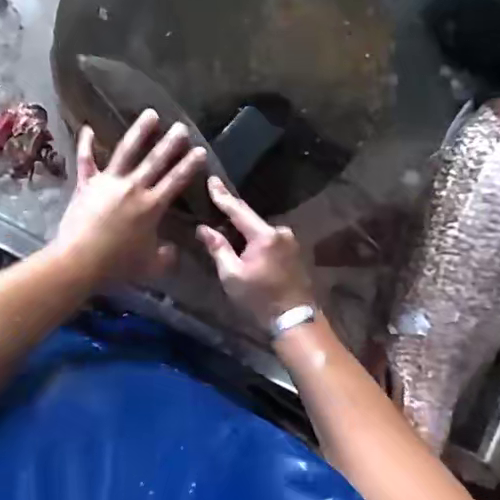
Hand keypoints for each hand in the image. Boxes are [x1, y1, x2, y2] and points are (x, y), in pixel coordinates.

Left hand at [49, 110, 206, 287]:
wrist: (79, 260)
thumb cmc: (116, 265)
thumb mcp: (150, 266)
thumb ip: (166, 257)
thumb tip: (174, 249)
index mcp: (151, 206)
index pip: (176, 181)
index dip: (190, 165)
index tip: (200, 150)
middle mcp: (133, 188)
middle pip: (155, 160)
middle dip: (171, 143)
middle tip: (181, 127)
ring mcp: (108, 183)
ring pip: (126, 151)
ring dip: (139, 132)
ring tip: (150, 114)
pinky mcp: (85, 184)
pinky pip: (85, 160)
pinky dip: (85, 144)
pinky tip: (86, 127)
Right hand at [197, 177, 317, 326]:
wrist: (296, 320)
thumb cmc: (259, 299)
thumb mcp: (231, 275)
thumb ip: (218, 248)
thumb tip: (203, 228)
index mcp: (265, 235)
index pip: (238, 210)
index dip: (222, 195)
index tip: (212, 179)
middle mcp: (281, 232)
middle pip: (249, 219)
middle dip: (231, 214)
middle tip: (213, 205)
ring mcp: (291, 241)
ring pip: (259, 230)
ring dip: (243, 231)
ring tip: (225, 231)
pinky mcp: (295, 251)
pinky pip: (268, 239)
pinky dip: (255, 240)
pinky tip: (244, 245)